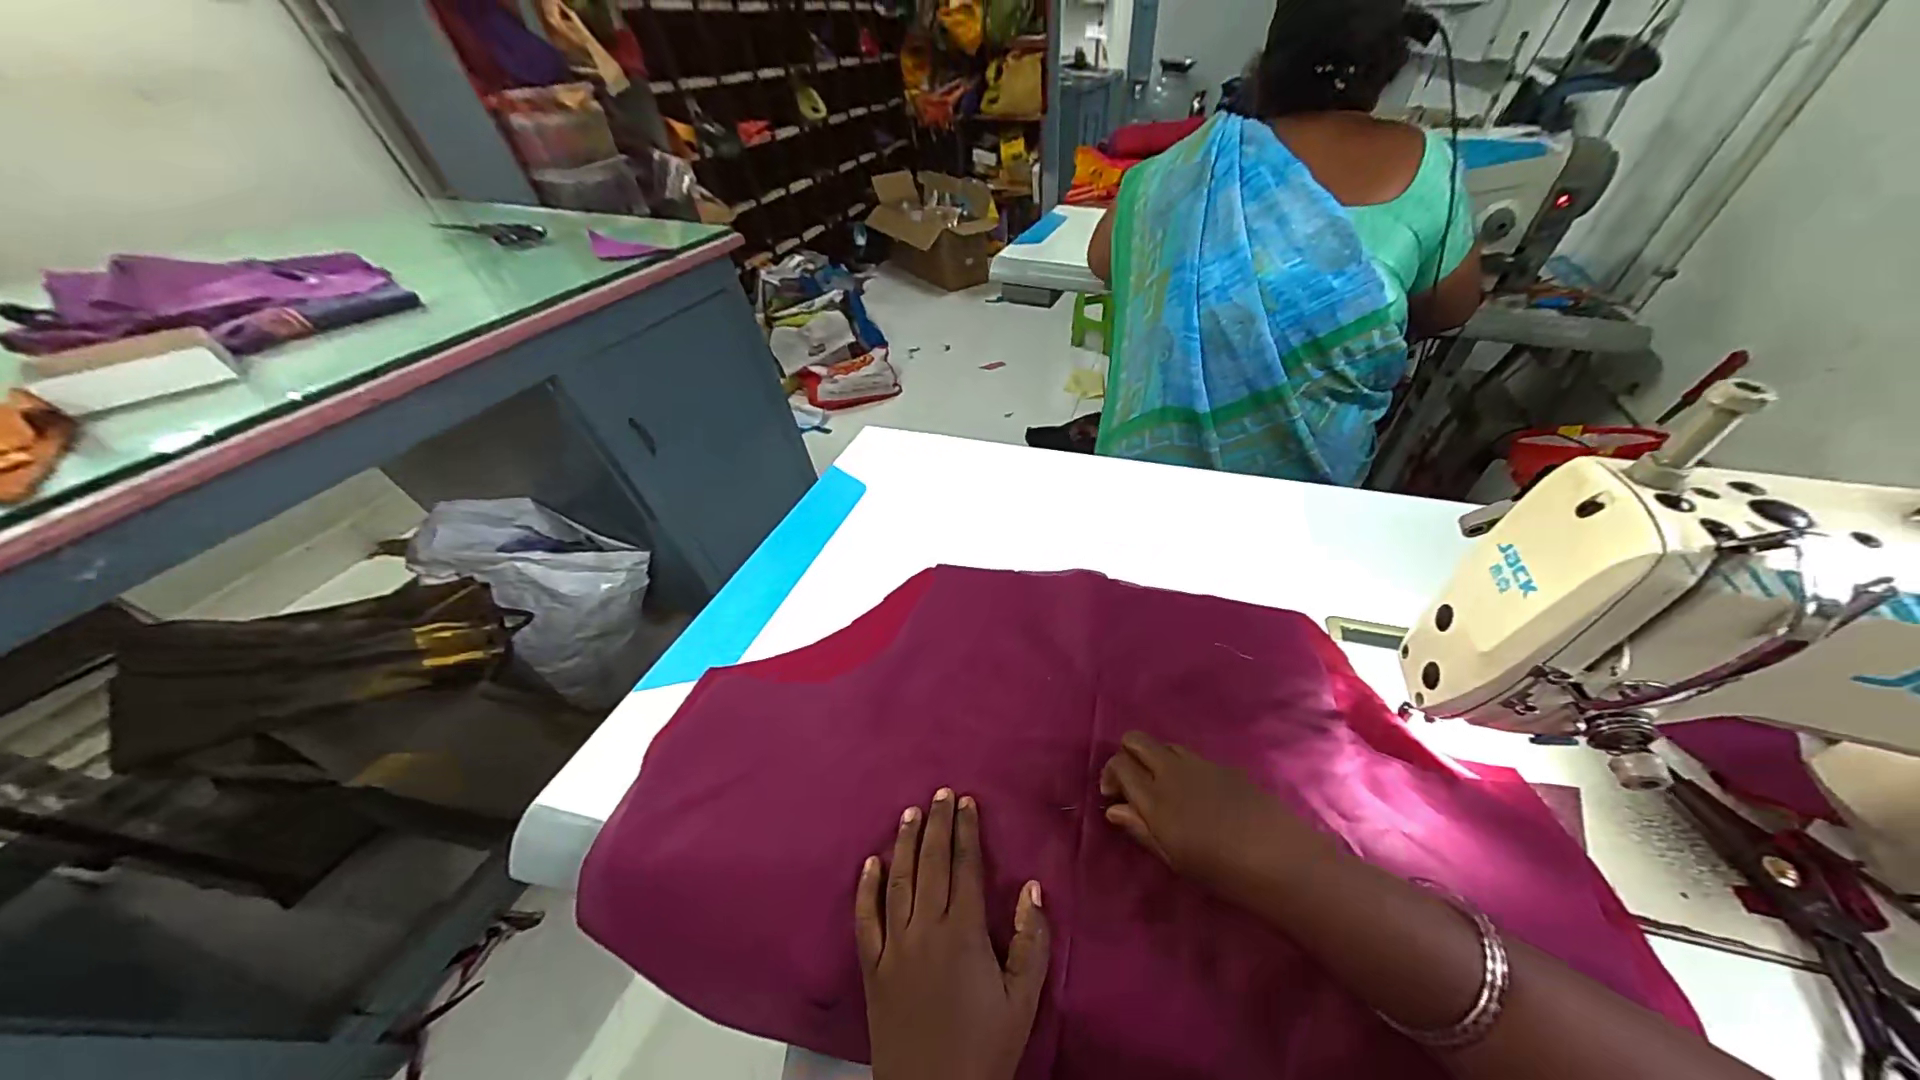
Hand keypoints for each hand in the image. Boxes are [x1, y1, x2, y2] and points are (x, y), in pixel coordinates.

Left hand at [855, 789, 1049, 1079]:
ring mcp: (893, 947)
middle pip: (931, 864)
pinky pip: (865, 919)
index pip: (964, 868)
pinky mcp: (872, 968)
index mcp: (962, 933)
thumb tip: (1031, 887)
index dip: (966, 832)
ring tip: (911, 812)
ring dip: (905, 843)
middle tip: (942, 793)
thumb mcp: (1023, 1000)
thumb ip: (1030, 940)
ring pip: (898, 881)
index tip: (966, 802)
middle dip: (938, 825)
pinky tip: (870, 862)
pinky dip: (866, 888)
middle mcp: (924, 930)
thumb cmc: (984, 1048)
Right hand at [1099, 731, 1317, 901]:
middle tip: (1133, 785)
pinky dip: (1181, 767)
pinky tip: (1198, 797)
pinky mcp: (1226, 767)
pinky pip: (1191, 756)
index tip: (1113, 798)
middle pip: (1137, 739)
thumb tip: (1114, 809)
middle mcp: (1173, 771)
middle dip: (1127, 755)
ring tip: (1164, 790)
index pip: (1119, 763)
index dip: (1110, 775)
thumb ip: (1141, 830)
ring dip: (1155, 759)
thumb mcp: (1174, 858)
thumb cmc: (1222, 871)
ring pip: (1164, 744)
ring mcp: (1201, 764)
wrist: (1282, 860)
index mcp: (1155, 796)